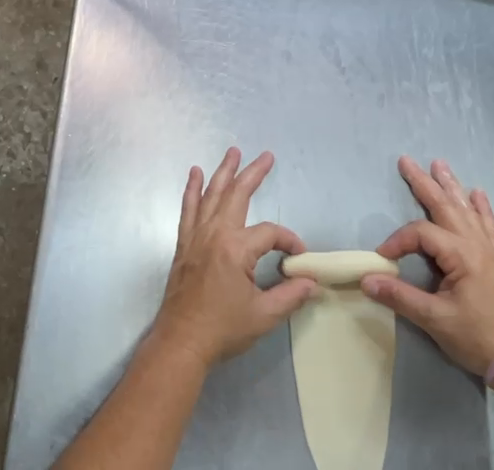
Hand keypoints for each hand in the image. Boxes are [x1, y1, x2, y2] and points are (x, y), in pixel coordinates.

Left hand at [150, 148, 313, 368]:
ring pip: (211, 195)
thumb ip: (290, 295)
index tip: (298, 259)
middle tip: (266, 155)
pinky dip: (192, 189)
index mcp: (236, 248)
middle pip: (237, 195)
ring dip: (223, 172)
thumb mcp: (264, 316)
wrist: (181, 342)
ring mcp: (196, 236)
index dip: (289, 242)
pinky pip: (188, 208)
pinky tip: (195, 174)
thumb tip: (312, 282)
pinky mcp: (184, 244)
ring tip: (233, 152)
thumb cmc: (223, 329)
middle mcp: (214, 233)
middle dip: (253, 173)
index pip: (270, 233)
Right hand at [361, 156, 493, 376]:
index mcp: (462, 257)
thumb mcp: (433, 319)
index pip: (422, 234)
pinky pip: (488, 226)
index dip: (398, 241)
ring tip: (439, 164)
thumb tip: (366, 280)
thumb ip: (399, 296)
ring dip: (451, 187)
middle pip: (446, 208)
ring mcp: (488, 252)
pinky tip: (478, 193)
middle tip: (406, 161)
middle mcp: (477, 247)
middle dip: (424, 183)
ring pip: (466, 211)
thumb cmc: (475, 337)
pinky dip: (482, 209)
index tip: (382, 258)